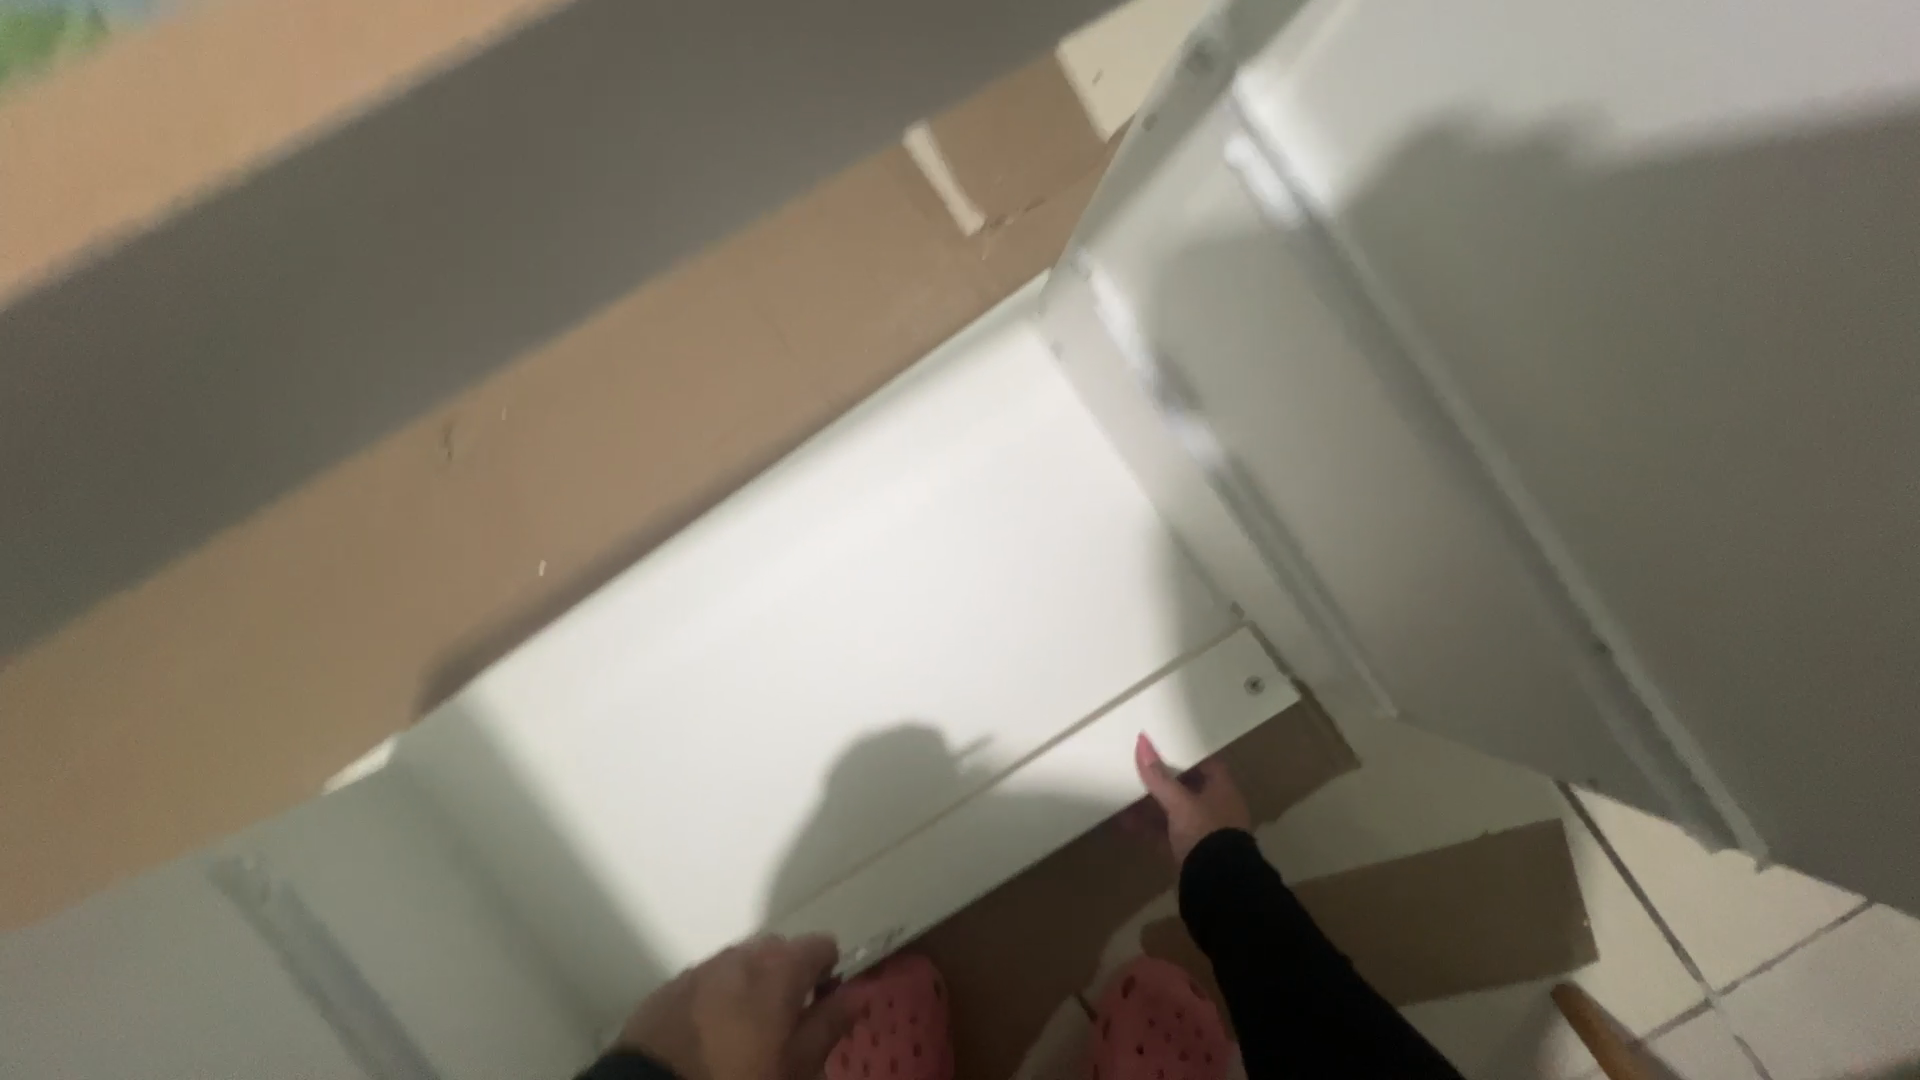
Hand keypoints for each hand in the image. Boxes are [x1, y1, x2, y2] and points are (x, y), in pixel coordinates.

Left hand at [616, 934, 853, 1079]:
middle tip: (786, 1026)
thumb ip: (829, 1025)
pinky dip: (716, 999)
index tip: (824, 1007)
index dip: (829, 973)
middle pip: (779, 951)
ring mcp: (702, 969)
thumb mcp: (795, 1068)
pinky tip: (708, 1038)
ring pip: (740, 965)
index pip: (821, 945)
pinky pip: (706, 982)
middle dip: (788, 977)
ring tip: (745, 1034)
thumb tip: (858, 993)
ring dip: (751, 986)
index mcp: (780, 968)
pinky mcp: (669, 989)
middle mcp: (743, 955)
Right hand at [1134, 733, 1251, 865]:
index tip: (1159, 744)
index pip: (1204, 764)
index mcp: (1222, 791)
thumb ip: (1158, 775)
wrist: (1217, 886)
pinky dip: (1146, 827)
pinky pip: (1163, 833)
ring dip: (1149, 804)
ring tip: (1122, 790)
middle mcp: (1214, 808)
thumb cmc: (1205, 833)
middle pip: (1185, 786)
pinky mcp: (1187, 851)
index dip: (1183, 754)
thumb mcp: (1180, 802)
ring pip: (1172, 811)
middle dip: (1161, 778)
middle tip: (1135, 764)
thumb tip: (1142, 740)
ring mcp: (1201, 831)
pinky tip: (1122, 821)